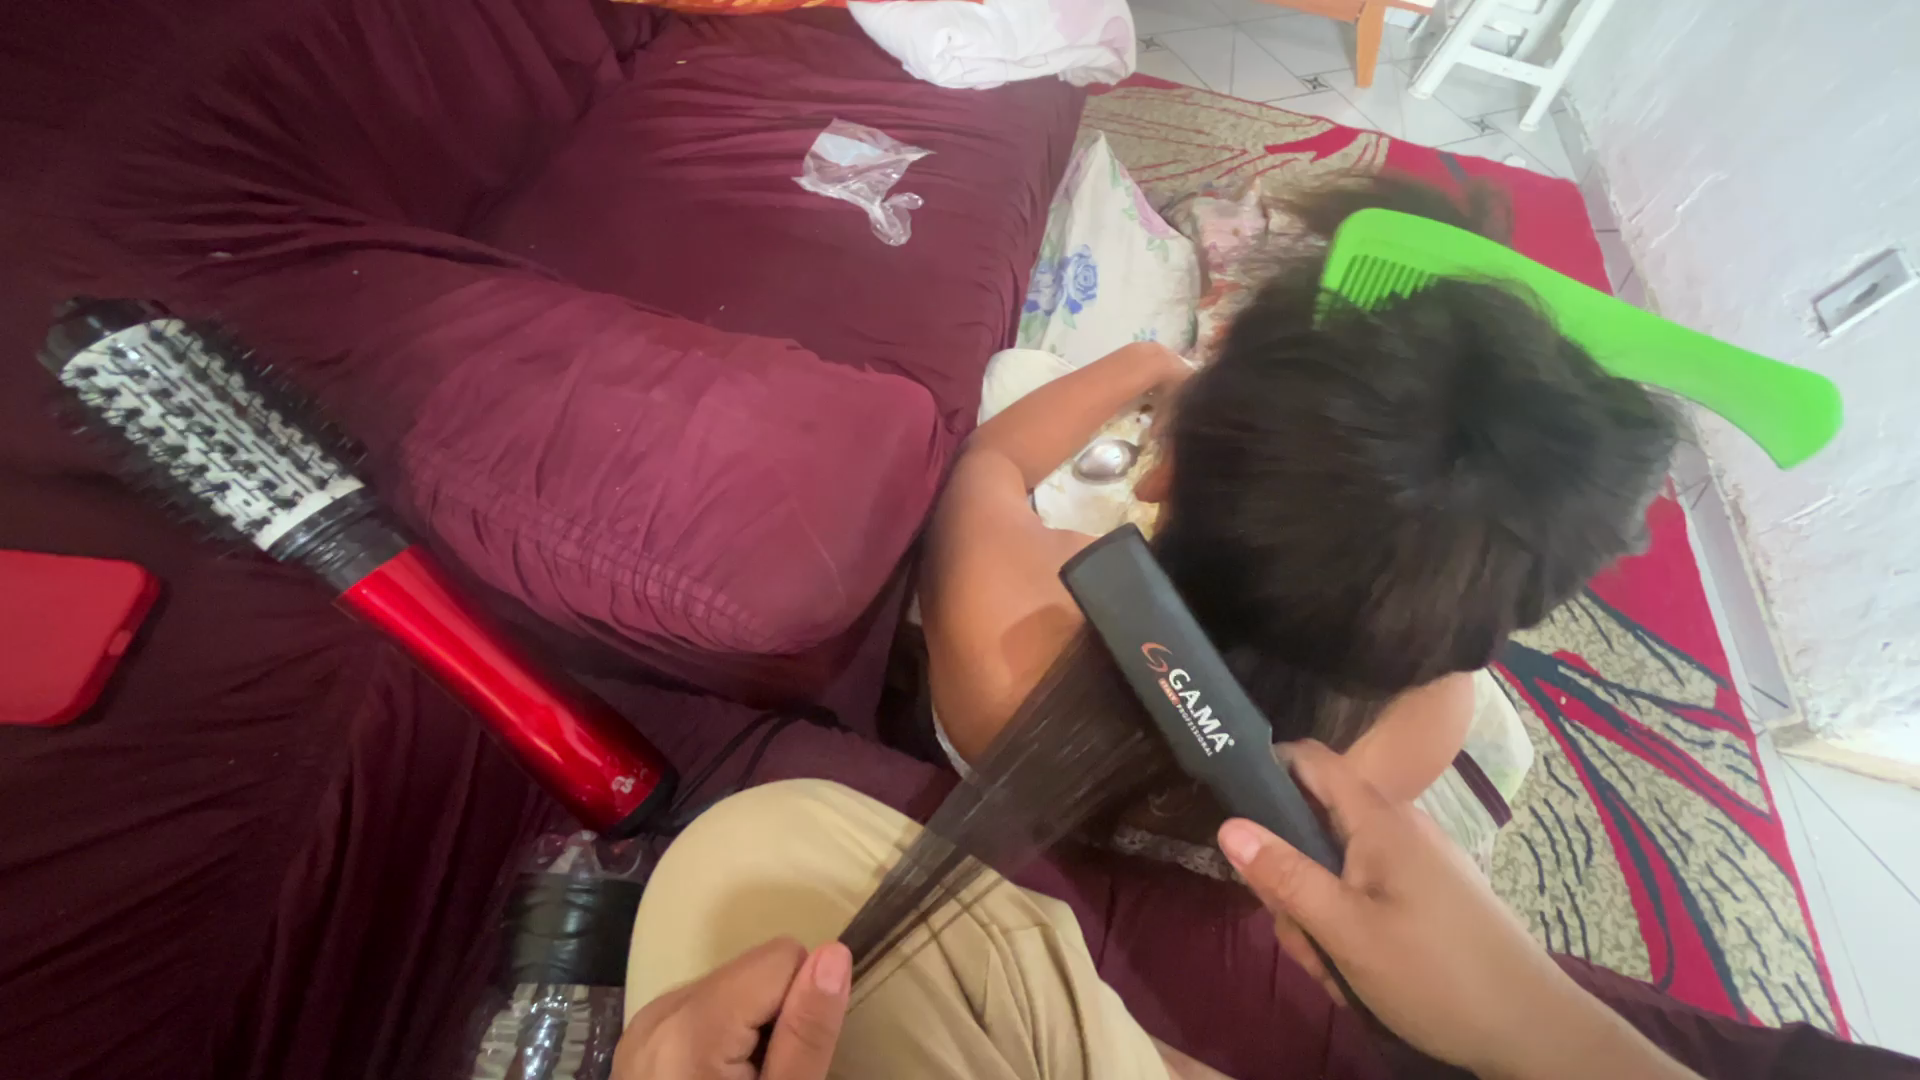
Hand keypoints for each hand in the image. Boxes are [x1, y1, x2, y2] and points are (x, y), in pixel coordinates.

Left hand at [614, 938, 851, 1079]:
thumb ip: (807, 1032)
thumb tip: (835, 952)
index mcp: (692, 1024)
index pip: (784, 957)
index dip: (803, 1006)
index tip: (788, 1065)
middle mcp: (660, 1012)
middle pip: (754, 969)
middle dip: (776, 1017)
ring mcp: (642, 1028)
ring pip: (733, 986)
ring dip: (752, 1029)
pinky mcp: (638, 1045)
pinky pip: (705, 1008)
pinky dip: (724, 1038)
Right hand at [1217, 741, 1696, 1079]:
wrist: (1543, 1041)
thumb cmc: (1439, 976)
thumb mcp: (1347, 932)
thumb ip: (1285, 876)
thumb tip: (1227, 825)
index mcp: (1377, 818)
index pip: (1310, 758)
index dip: (1266, 765)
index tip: (1232, 804)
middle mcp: (1396, 826)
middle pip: (1313, 822)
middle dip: (1290, 873)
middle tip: (1297, 929)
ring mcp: (1415, 860)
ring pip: (1334, 865)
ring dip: (1317, 909)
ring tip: (1333, 963)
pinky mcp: (1427, 893)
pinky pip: (1363, 888)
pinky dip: (1348, 921)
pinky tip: (1357, 969)